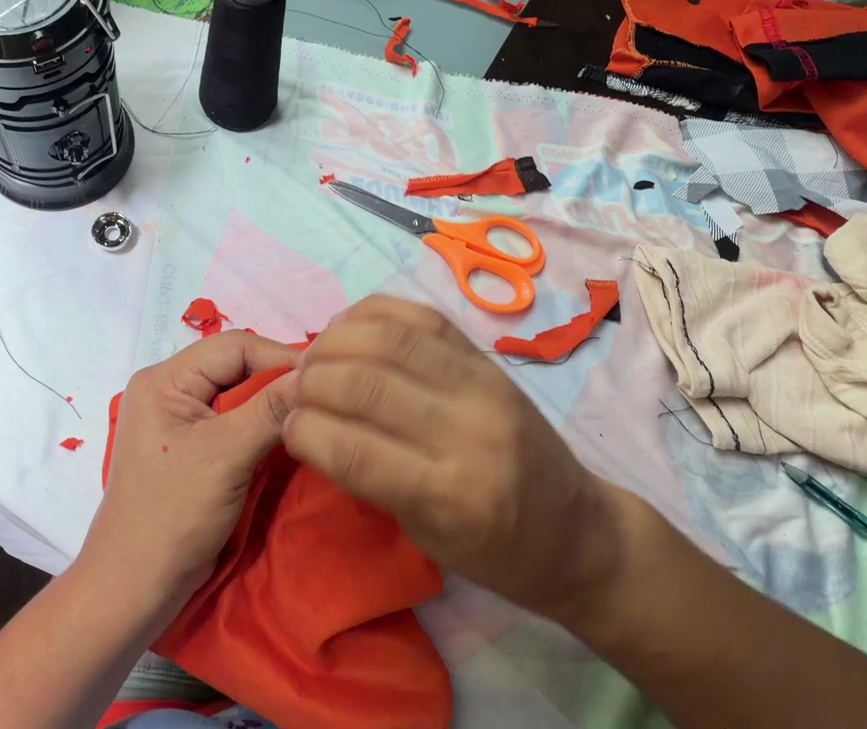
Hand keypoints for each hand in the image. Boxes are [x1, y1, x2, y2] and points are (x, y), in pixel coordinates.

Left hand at [79, 330, 300, 611]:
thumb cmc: (174, 515)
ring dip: (271, 399)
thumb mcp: (227, 456)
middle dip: (277, 375)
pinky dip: (259, 420)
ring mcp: (176, 417)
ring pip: (235, 390)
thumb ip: (270, 409)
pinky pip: (230, 417)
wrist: (136, 584)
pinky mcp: (189, 444)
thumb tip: (315, 374)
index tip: (326, 376)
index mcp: (163, 379)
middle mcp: (167, 388)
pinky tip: (287, 430)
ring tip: (312, 409)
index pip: (233, 346)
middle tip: (324, 393)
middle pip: (234, 364)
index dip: (280, 356)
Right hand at [282, 295, 624, 623]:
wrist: (578, 533)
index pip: (353, 450)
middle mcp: (469, 432)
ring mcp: (484, 386)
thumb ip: (367, 476)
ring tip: (315, 357)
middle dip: (311, 381)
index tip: (287, 428)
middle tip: (294, 389)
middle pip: (364, 384)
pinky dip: (372, 314)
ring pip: (389, 338)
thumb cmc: (496, 552)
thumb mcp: (423, 535)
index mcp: (450, 496)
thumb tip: (308, 418)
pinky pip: (421, 316)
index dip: (303, 431)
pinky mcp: (489, 359)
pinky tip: (348, 329)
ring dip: (334, 340)